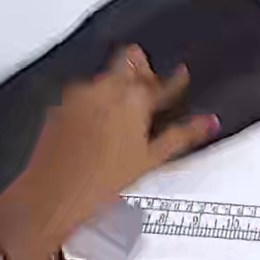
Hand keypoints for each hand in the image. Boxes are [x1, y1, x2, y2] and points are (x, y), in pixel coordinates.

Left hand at [0, 46, 217, 259]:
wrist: (49, 196)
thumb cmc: (102, 181)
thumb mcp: (152, 159)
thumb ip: (183, 135)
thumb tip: (210, 122)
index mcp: (135, 98)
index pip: (165, 80)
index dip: (176, 79)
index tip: (181, 75)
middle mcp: (107, 88)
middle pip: (131, 62)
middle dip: (143, 69)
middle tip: (150, 85)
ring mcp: (81, 93)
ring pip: (108, 74)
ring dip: (119, 82)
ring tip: (125, 105)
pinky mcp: (62, 103)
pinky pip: (86, 89)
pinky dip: (97, 97)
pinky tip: (100, 118)